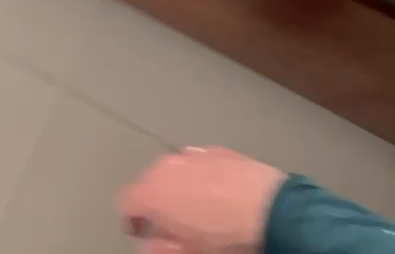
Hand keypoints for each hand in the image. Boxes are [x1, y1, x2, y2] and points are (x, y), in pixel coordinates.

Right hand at [117, 147, 285, 253]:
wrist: (269, 209)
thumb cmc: (226, 237)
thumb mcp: (188, 252)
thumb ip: (161, 248)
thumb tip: (151, 245)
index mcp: (153, 192)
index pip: (125, 201)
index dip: (129, 219)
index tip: (138, 230)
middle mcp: (167, 166)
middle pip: (148, 182)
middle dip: (154, 202)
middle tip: (168, 225)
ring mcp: (192, 155)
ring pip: (173, 170)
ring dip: (176, 187)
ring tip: (194, 210)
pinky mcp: (216, 150)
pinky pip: (197, 163)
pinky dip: (198, 177)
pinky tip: (215, 195)